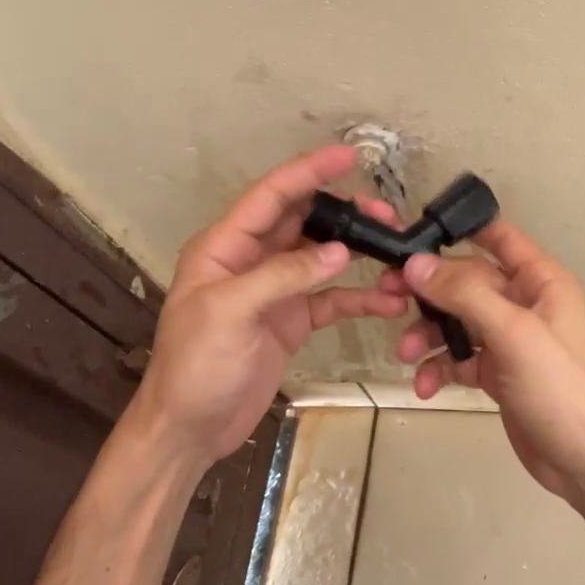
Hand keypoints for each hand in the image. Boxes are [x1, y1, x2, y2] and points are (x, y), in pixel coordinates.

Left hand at [124, 146, 408, 465]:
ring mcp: (273, 292)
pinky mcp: (290, 322)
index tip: (346, 156)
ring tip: (394, 252)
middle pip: (302, 222)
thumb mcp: (231, 312)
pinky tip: (386, 302)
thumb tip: (339, 252)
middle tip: (384, 214)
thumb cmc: (195, 366)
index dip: (307, 172)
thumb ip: (284, 276)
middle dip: (343, 213)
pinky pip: (329, 300)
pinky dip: (357, 298)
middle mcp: (250, 261)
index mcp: (224, 248)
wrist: (190, 428)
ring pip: (321, 259)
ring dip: (356, 254)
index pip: (271, 197)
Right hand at [386, 221, 584, 504]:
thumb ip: (464, 294)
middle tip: (388, 299)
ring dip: (428, 335)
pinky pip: (460, 360)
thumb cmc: (559, 388)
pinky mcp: (498, 374)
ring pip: (458, 323)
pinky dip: (439, 368)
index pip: (500, 239)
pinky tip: (424, 384)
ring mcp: (511, 341)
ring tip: (404, 354)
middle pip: (467, 283)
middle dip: (429, 294)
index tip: (417, 234)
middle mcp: (525, 305)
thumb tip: (416, 264)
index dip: (462, 231)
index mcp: (541, 283)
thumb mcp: (513, 334)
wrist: (583, 462)